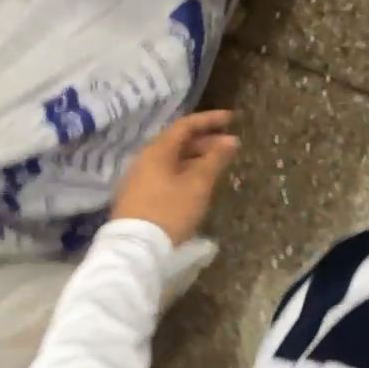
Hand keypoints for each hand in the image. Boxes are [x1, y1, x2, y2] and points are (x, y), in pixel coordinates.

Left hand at [111, 111, 239, 245]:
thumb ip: (215, 159)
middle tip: (231, 146)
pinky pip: (166, 174)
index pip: (185, 125)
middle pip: (178, 142)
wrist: (136, 249)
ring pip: (172, 159)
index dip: (210, 120)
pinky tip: (199, 182)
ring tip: (218, 165)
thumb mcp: (198, 184)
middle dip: (206, 141)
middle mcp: (145, 160)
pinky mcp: (139, 196)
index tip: (232, 118)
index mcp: (157, 152)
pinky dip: (186, 171)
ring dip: (197, 157)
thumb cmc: (170, 211)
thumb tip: (230, 140)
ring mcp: (139, 179)